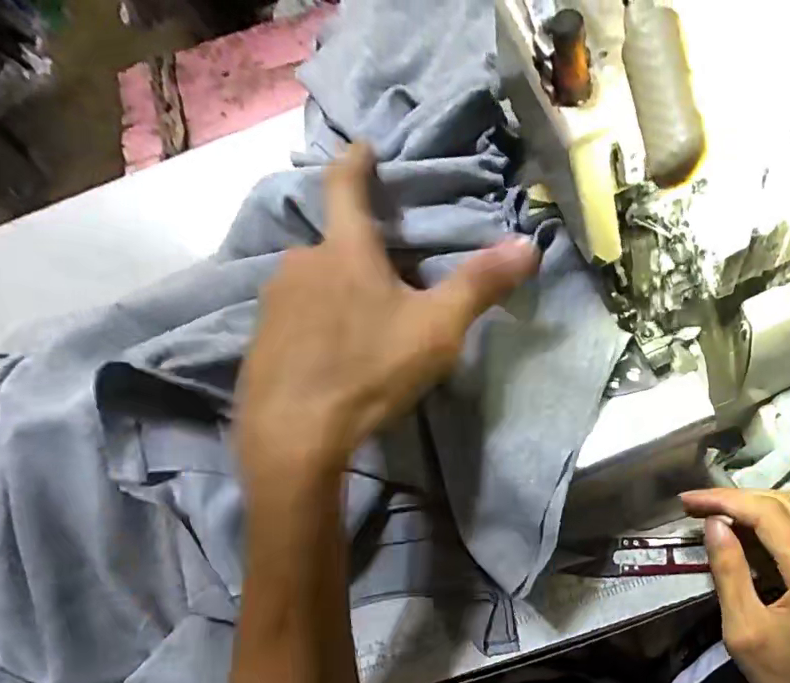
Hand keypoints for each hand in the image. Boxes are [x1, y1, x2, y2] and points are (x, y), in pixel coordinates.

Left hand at [236, 143, 539, 480]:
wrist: (296, 428)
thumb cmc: (371, 369)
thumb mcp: (437, 329)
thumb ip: (479, 285)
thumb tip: (528, 246)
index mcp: (345, 250)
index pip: (346, 187)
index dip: (357, 163)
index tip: (363, 147)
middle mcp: (301, 262)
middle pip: (334, 246)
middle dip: (360, 255)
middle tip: (387, 279)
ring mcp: (274, 300)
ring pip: (314, 284)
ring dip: (338, 293)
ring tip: (362, 326)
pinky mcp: (261, 338)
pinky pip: (296, 319)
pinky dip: (318, 326)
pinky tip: (333, 356)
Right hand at [680, 488, 789, 682]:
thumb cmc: (785, 678)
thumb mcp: (744, 630)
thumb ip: (729, 572)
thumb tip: (714, 524)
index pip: (770, 515)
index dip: (726, 501)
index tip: (689, 501)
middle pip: (788, 502)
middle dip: (739, 498)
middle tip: (698, 506)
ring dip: (761, 503)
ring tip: (722, 514)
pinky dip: (779, 518)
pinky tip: (751, 529)